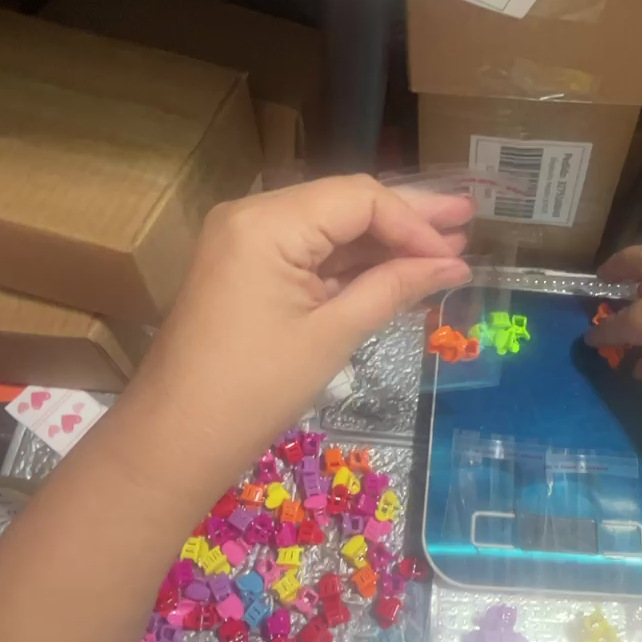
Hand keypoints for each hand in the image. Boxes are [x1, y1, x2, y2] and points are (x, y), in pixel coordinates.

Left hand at [129, 176, 473, 487]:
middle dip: (408, 216)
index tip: (457, 255)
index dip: (414, 222)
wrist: (174, 443)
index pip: (359, 198)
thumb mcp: (332, 335)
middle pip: (346, 202)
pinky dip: (355, 262)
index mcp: (267, 222)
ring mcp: (248, 241)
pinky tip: (401, 265)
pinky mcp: (250, 269)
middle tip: (467, 215)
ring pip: (332, 227)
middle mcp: (254, 215)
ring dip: (386, 238)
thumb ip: (393, 288)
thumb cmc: (253, 391)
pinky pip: (312, 253)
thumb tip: (456, 265)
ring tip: (449, 240)